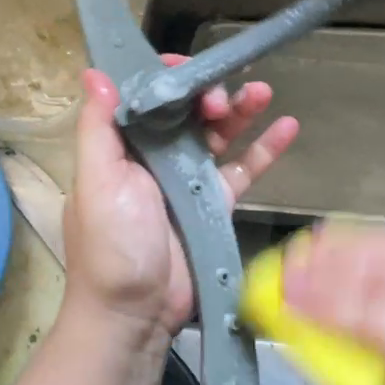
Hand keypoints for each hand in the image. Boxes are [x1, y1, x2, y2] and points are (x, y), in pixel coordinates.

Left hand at [64, 56, 298, 338]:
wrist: (134, 315)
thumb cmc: (111, 246)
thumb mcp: (96, 181)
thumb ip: (98, 127)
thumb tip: (96, 73)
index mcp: (122, 146)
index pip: (147, 96)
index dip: (168, 77)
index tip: (188, 69)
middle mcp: (154, 157)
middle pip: (187, 111)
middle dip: (208, 93)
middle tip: (221, 99)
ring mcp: (187, 181)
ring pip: (218, 135)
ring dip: (241, 110)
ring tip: (264, 91)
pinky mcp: (214, 205)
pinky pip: (242, 169)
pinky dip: (265, 148)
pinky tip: (287, 126)